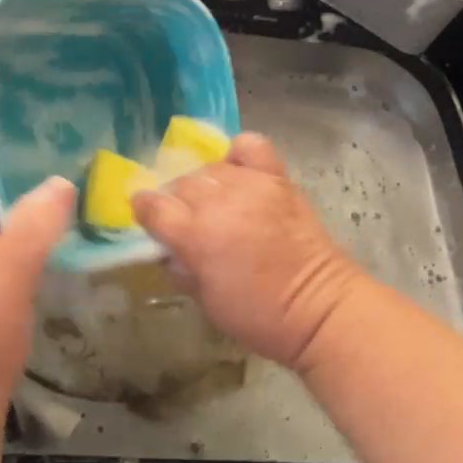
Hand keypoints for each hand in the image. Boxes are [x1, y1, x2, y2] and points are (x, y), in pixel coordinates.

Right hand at [130, 133, 363, 370]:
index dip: (144, 210)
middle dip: (176, 200)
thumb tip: (170, 249)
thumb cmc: (258, 316)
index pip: (153, 206)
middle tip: (186, 221)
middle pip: (180, 183)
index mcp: (196, 235)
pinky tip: (239, 173)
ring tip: (215, 202)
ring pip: (210, 167)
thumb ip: (181, 268)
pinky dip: (238, 154)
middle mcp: (219, 202)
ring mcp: (250, 186)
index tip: (146, 216)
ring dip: (205, 183)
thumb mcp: (205, 303)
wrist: (318, 309)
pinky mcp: (277, 179)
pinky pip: (250, 146)